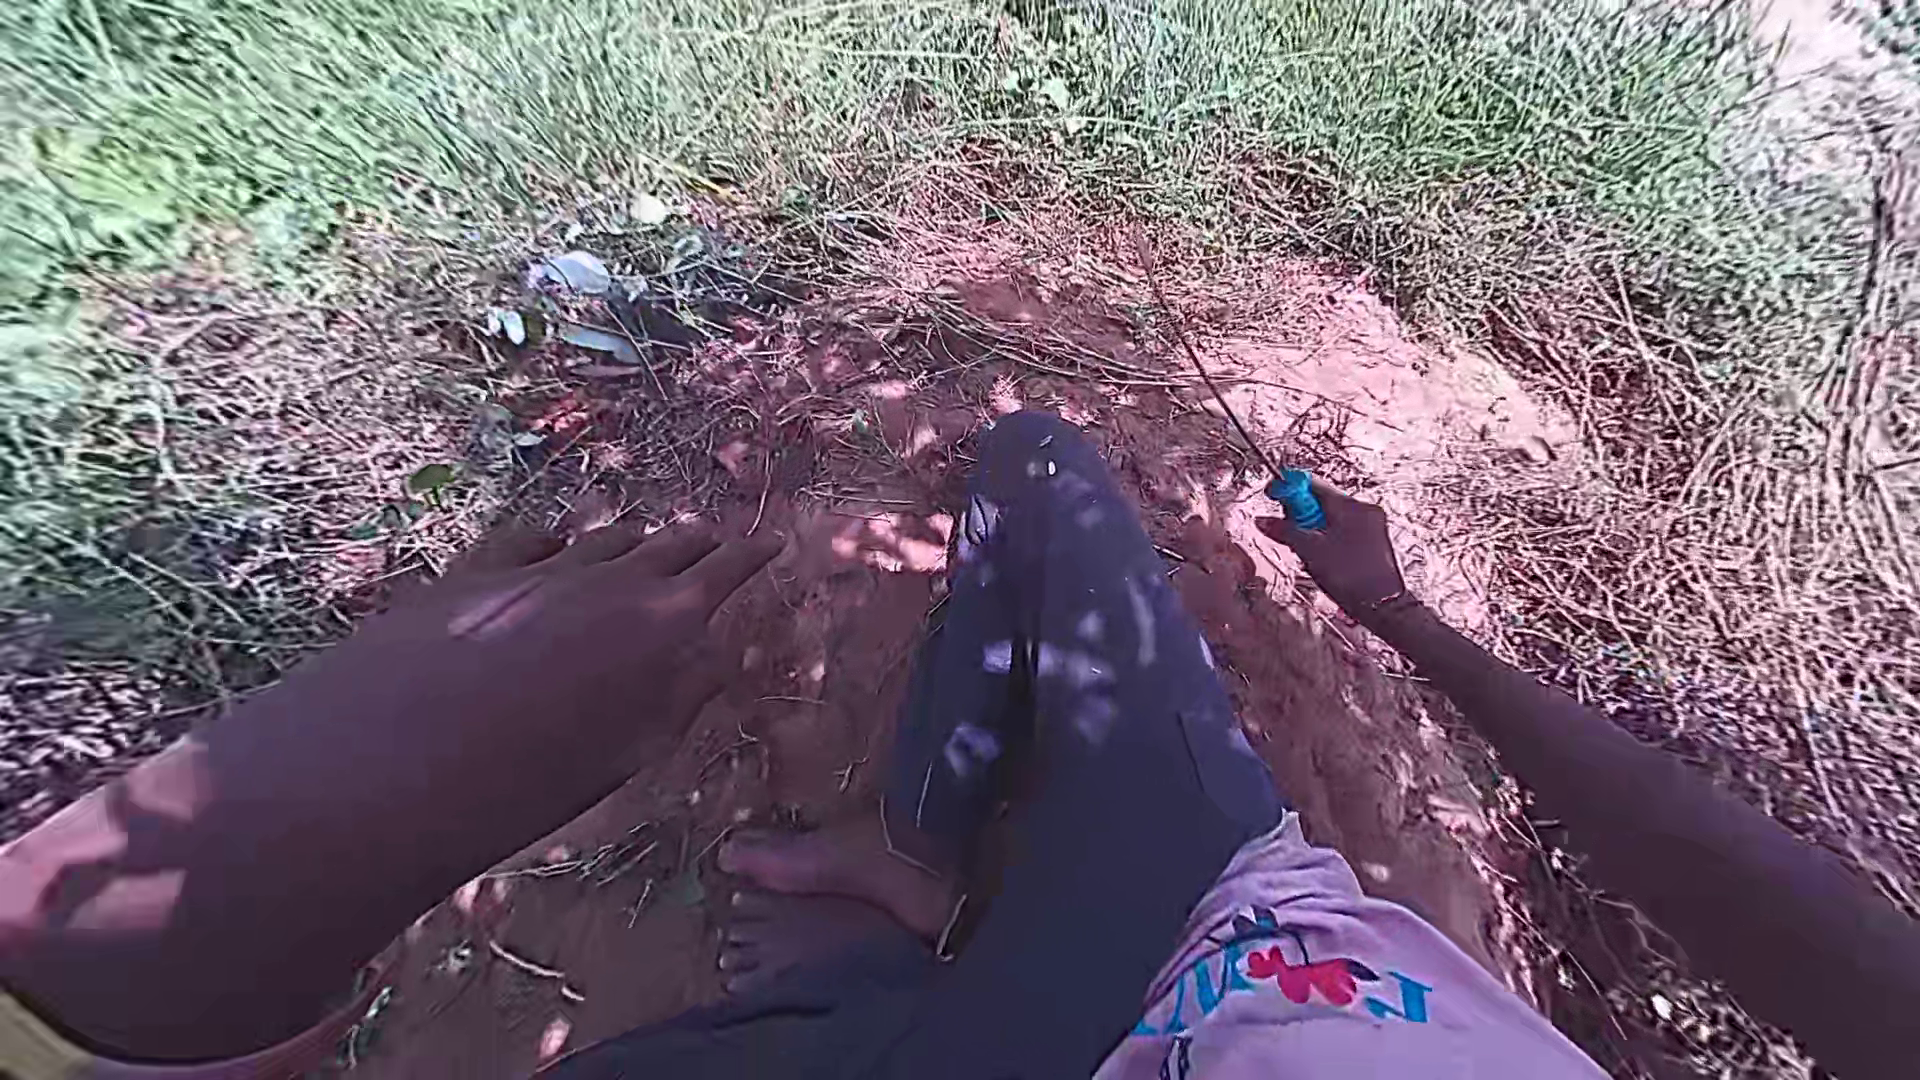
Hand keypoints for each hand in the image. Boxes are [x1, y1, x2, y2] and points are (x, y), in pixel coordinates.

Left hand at [0, 521, 782, 1060]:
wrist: (378, 778)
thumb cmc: (537, 777)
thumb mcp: (637, 746)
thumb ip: (689, 691)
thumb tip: (722, 657)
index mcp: (663, 620)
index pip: (727, 570)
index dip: (754, 554)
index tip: (773, 541)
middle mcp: (613, 579)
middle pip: (672, 544)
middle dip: (700, 543)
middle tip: (713, 545)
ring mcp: (544, 568)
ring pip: (609, 537)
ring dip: (636, 540)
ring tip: (646, 543)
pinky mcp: (478, 572)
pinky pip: (534, 538)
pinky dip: (560, 538)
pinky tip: (561, 541)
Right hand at [1255, 482, 1413, 626]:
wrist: (1381, 605)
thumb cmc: (1350, 575)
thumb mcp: (1308, 549)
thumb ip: (1283, 530)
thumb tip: (1262, 521)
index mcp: (1349, 505)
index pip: (1311, 482)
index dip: (1287, 487)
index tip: (1271, 495)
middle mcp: (1362, 509)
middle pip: (1319, 498)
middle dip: (1298, 512)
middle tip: (1287, 530)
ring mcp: (1369, 524)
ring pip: (1327, 514)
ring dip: (1309, 526)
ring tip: (1305, 548)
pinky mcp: (1370, 539)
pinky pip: (1338, 527)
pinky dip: (1322, 535)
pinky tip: (1318, 554)